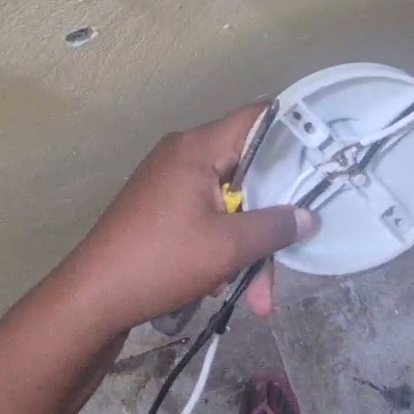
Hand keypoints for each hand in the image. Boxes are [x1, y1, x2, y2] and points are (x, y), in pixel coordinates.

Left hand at [52, 104, 315, 335]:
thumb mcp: (226, 247)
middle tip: (285, 260)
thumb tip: (307, 216)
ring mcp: (168, 178)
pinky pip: (204, 212)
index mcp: (198, 147)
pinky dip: (219, 243)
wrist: (92, 296)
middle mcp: (184, 152)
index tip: (321, 155)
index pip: (256, 117)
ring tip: (251, 295)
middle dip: (267, 219)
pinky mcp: (159, 204)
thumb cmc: (161, 260)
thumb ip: (273, 227)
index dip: (292, 130)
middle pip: (246, 170)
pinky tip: (218, 284)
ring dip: (243, 243)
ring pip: (227, 200)